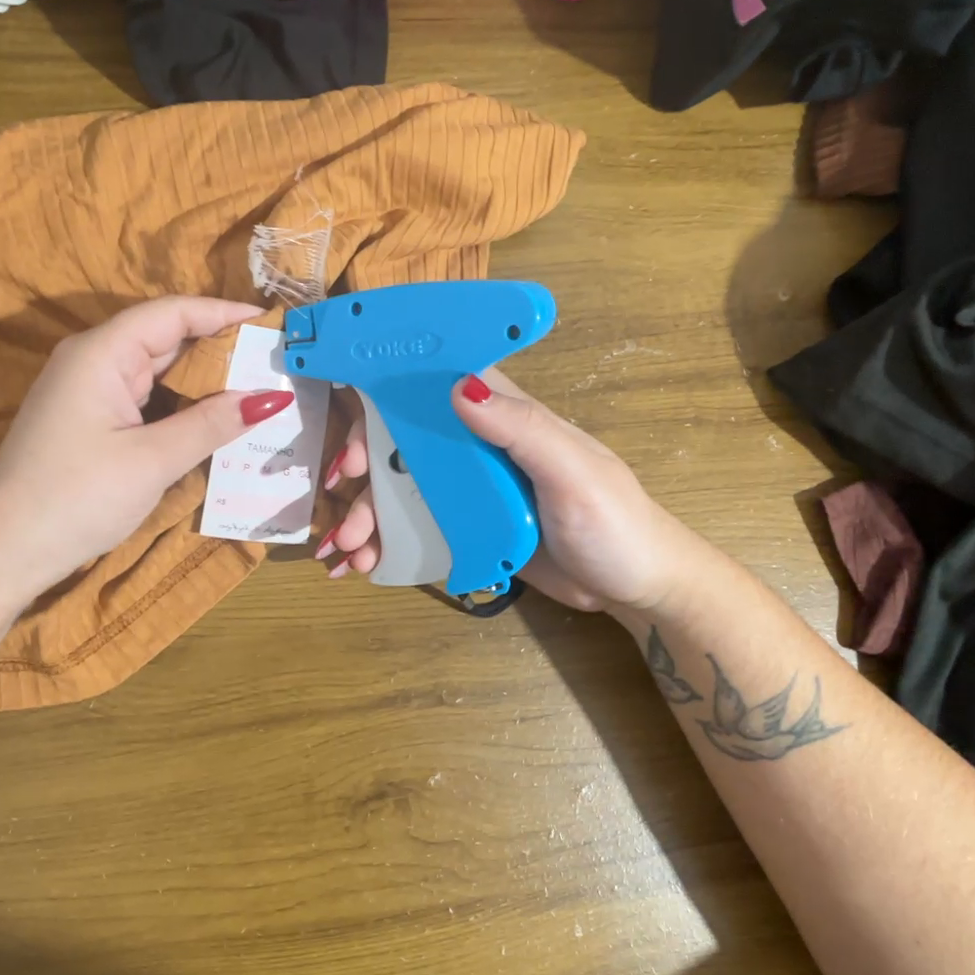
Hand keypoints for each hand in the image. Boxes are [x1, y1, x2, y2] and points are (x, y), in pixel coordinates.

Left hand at [0, 297, 295, 596]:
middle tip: (275, 362)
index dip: (223, 312)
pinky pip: (145, 400)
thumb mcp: (152, 461)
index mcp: (102, 353)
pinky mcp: (89, 422)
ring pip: (158, 371)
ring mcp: (88, 392)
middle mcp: (93, 361)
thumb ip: (211, 424)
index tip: (272, 323)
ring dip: (204, 380)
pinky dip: (181, 405)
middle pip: (166, 338)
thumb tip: (270, 397)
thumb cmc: (76, 497)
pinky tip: (215, 422)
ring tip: (259, 390)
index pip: (172, 313)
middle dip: (220, 348)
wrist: (4, 550)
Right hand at [318, 369, 703, 614]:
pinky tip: (363, 565)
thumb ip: (522, 429)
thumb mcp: (573, 473)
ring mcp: (471, 490)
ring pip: (404, 489)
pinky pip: (417, 527)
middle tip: (341, 497)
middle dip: (365, 467)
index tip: (357, 432)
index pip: (438, 388)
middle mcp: (481, 447)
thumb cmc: (614, 522)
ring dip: (368, 514)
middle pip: (406, 442)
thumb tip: (458, 388)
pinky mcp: (469, 528)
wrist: (633, 587)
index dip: (389, 399)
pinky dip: (385, 543)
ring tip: (346, 552)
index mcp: (507, 419)